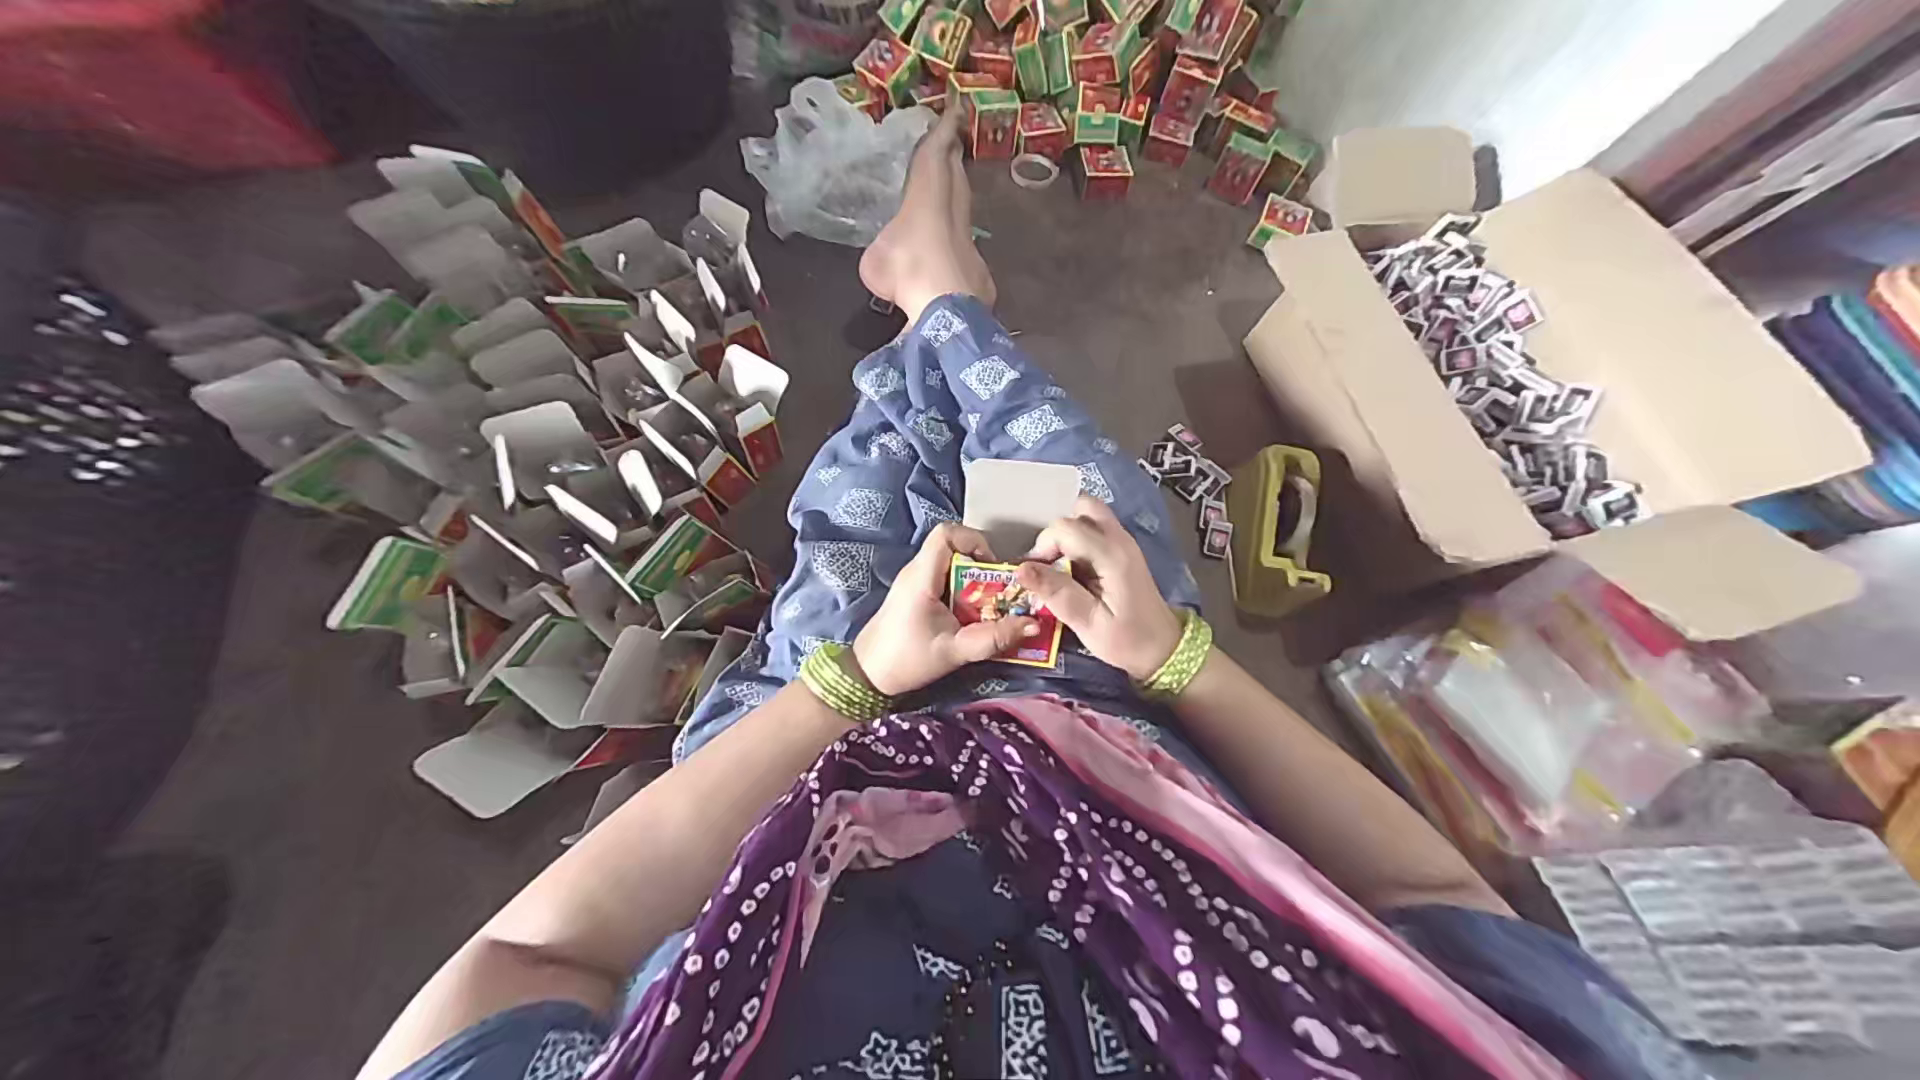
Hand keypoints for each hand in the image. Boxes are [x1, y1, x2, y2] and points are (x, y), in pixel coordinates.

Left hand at [853, 523, 1041, 696]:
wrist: (867, 676)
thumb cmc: (906, 660)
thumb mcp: (955, 651)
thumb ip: (994, 637)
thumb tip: (1033, 624)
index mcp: (922, 577)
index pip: (946, 533)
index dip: (974, 540)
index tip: (992, 567)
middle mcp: (916, 571)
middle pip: (953, 546)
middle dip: (981, 564)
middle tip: (998, 590)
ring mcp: (913, 581)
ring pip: (949, 563)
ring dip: (973, 579)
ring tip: (988, 604)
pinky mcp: (915, 594)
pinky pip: (943, 578)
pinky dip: (962, 589)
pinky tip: (970, 614)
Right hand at [1017, 497, 1183, 681]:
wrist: (1164, 648)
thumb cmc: (1127, 640)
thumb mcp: (1088, 624)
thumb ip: (1056, 593)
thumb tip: (1021, 569)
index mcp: (1112, 555)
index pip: (1064, 527)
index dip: (1043, 547)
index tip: (1037, 575)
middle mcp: (1119, 539)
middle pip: (1079, 508)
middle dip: (1056, 532)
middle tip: (1050, 563)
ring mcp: (1123, 541)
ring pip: (1088, 513)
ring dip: (1067, 532)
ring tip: (1060, 564)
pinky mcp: (1122, 548)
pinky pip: (1094, 527)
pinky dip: (1077, 538)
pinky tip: (1073, 568)